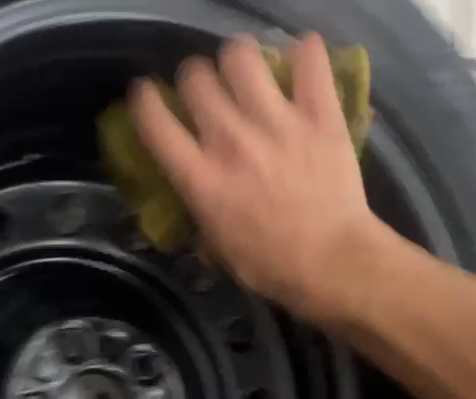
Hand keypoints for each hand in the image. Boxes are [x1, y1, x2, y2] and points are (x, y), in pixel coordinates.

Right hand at [131, 34, 397, 323]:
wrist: (330, 261)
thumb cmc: (268, 266)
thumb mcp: (217, 247)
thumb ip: (203, 213)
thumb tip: (200, 201)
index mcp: (201, 180)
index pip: (156, 123)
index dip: (145, 101)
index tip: (147, 96)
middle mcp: (231, 141)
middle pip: (197, 78)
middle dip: (194, 79)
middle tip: (206, 92)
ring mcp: (276, 122)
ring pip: (242, 56)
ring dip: (238, 60)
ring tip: (246, 73)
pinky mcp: (319, 112)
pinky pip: (309, 58)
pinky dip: (303, 54)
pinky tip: (299, 66)